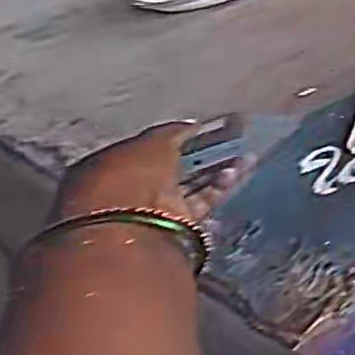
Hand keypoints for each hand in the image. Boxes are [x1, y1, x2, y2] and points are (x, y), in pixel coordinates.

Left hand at [53, 122, 237, 223]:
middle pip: (174, 167)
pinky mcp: (178, 225)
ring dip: (219, 170)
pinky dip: (222, 187)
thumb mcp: (152, 143)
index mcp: (109, 166)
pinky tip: (239, 172)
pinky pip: (204, 200)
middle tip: (232, 140)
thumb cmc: (132, 177)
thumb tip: (192, 126)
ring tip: (245, 155)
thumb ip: (173, 132)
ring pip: (193, 184)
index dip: (176, 136)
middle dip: (203, 154)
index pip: (147, 147)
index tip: (201, 129)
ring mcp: (155, 208)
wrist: (134, 229)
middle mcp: (130, 188)